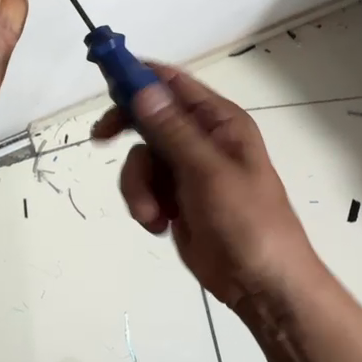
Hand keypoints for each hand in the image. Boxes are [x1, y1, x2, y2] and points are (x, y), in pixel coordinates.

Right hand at [93, 66, 318, 306]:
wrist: (260, 285)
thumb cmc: (248, 222)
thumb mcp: (208, 172)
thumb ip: (172, 130)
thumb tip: (141, 88)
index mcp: (219, 122)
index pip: (172, 84)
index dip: (138, 77)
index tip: (105, 80)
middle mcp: (200, 139)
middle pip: (146, 118)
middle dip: (126, 133)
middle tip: (101, 139)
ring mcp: (186, 169)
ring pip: (140, 158)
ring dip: (138, 186)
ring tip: (153, 214)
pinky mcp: (173, 197)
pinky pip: (142, 186)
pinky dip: (144, 204)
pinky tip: (160, 224)